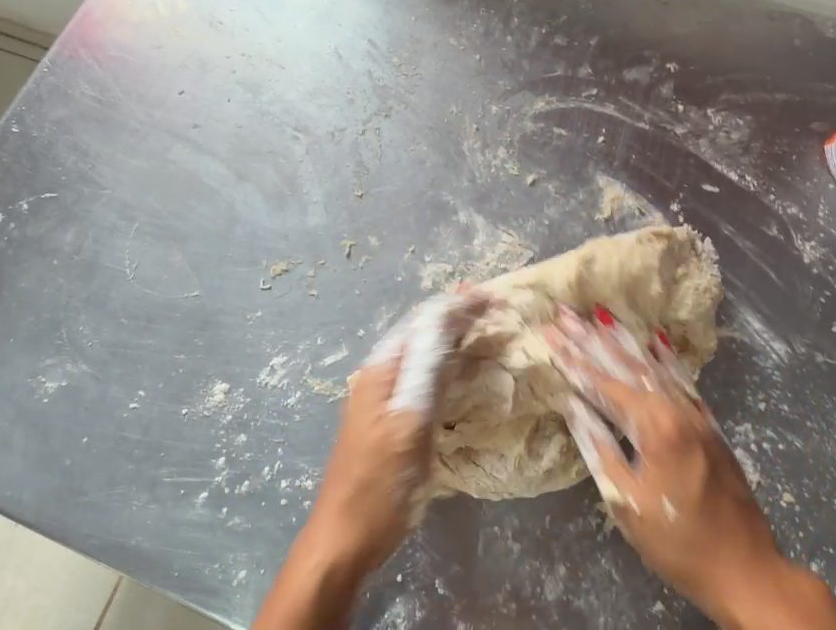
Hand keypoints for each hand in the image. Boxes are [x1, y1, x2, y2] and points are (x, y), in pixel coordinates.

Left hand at [257, 293, 486, 629]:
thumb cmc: (377, 485)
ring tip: (483, 325)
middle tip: (492, 303)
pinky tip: (462, 369)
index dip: (454, 305)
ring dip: (452, 338)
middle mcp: (382, 379)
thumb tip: (444, 319)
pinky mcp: (395, 423)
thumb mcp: (407, 426)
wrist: (344, 539)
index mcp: (382, 373)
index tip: (488, 295)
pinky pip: (424, 382)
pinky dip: (447, 367)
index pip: (422, 323)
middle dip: (455, 316)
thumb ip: (426, 371)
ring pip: (424, 357)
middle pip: (422, 335)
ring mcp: (386, 401)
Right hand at [546, 308, 835, 629]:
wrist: (745, 568)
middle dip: (592, 339)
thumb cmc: (677, 542)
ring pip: (654, 368)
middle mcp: (677, 409)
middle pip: (627, 366)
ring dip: (624, 341)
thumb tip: (573, 406)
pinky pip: (682, 382)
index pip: (603, 384)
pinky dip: (664, 360)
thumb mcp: (626, 501)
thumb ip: (599, 448)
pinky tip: (655, 342)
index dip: (573, 359)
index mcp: (654, 425)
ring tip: (600, 314)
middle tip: (565, 312)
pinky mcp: (710, 426)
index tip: (549, 331)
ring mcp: (697, 415)